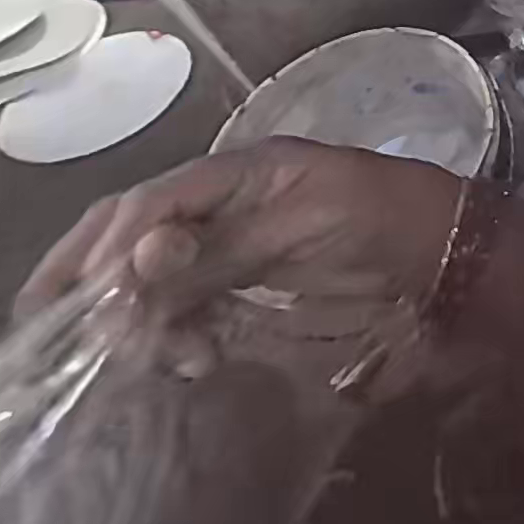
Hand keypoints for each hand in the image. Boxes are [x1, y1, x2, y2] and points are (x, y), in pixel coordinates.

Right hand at [16, 137, 460, 373]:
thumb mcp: (307, 222)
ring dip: (148, 316)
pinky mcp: (246, 269)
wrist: (430, 242)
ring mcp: (235, 234)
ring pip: (157, 270)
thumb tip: (136, 259)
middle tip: (101, 337)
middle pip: (139, 228)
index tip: (93, 302)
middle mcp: (227, 196)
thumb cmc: (378, 217)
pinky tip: (197, 355)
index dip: (115, 245)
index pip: (156, 197)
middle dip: (105, 280)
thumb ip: (227, 243)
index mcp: (244, 167)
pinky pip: (189, 296)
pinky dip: (180, 327)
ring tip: (177, 356)